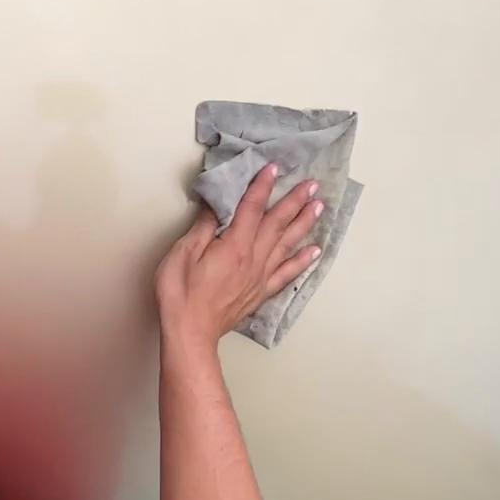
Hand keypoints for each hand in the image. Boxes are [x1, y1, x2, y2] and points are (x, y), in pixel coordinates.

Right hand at [155, 164, 321, 356]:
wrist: (190, 331)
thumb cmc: (180, 292)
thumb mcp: (183, 253)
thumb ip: (203, 227)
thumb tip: (215, 204)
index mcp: (234, 246)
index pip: (251, 209)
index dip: (262, 187)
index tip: (274, 168)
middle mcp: (253, 258)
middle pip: (277, 224)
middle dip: (294, 201)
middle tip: (311, 184)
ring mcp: (260, 276)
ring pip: (287, 244)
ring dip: (303, 224)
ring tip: (319, 207)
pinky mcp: (260, 292)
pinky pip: (287, 273)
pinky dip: (302, 261)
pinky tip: (314, 250)